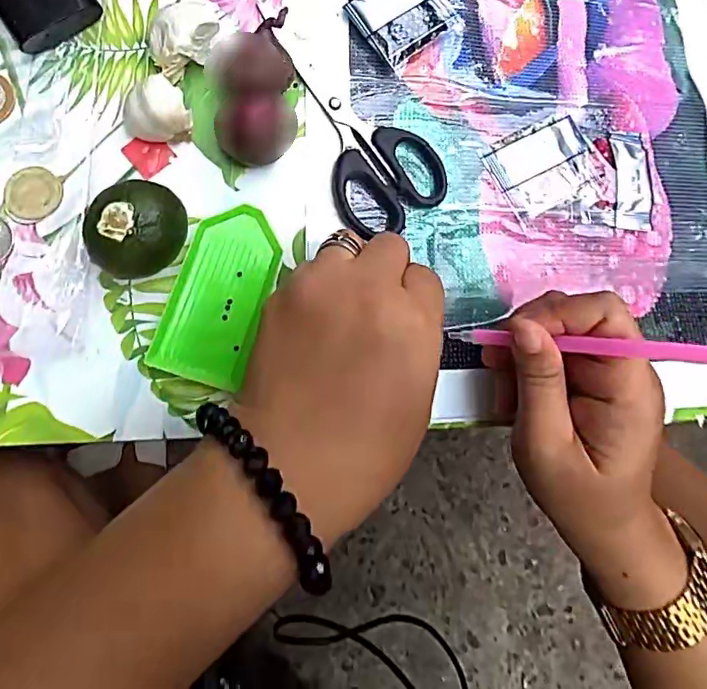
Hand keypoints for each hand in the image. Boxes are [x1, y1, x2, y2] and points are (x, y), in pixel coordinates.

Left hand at [233, 231, 444, 540]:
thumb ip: (418, 338)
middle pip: (388, 245)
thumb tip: (404, 315)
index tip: (402, 315)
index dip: (413, 296)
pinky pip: (307, 270)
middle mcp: (370, 289)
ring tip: (334, 309)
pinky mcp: (283, 290)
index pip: (424, 275)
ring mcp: (322, 284)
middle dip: (384, 270)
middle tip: (370, 304)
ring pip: (343, 247)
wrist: (289, 461)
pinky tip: (305, 322)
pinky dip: (312, 287)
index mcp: (414, 320)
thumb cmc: (367, 448)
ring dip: (345, 271)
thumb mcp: (419, 395)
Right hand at [484, 291, 684, 606]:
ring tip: (501, 383)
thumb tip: (522, 323)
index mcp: (629, 384)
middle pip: (576, 311)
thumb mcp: (546, 443)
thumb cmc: (579, 499)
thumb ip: (537, 380)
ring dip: (521, 346)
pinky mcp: (589, 376)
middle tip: (496, 360)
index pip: (605, 311)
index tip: (517, 335)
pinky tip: (511, 390)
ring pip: (557, 326)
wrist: (605, 531)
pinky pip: (552, 347)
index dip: (558, 311)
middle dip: (530, 328)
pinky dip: (523, 361)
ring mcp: (607, 370)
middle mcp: (624, 367)